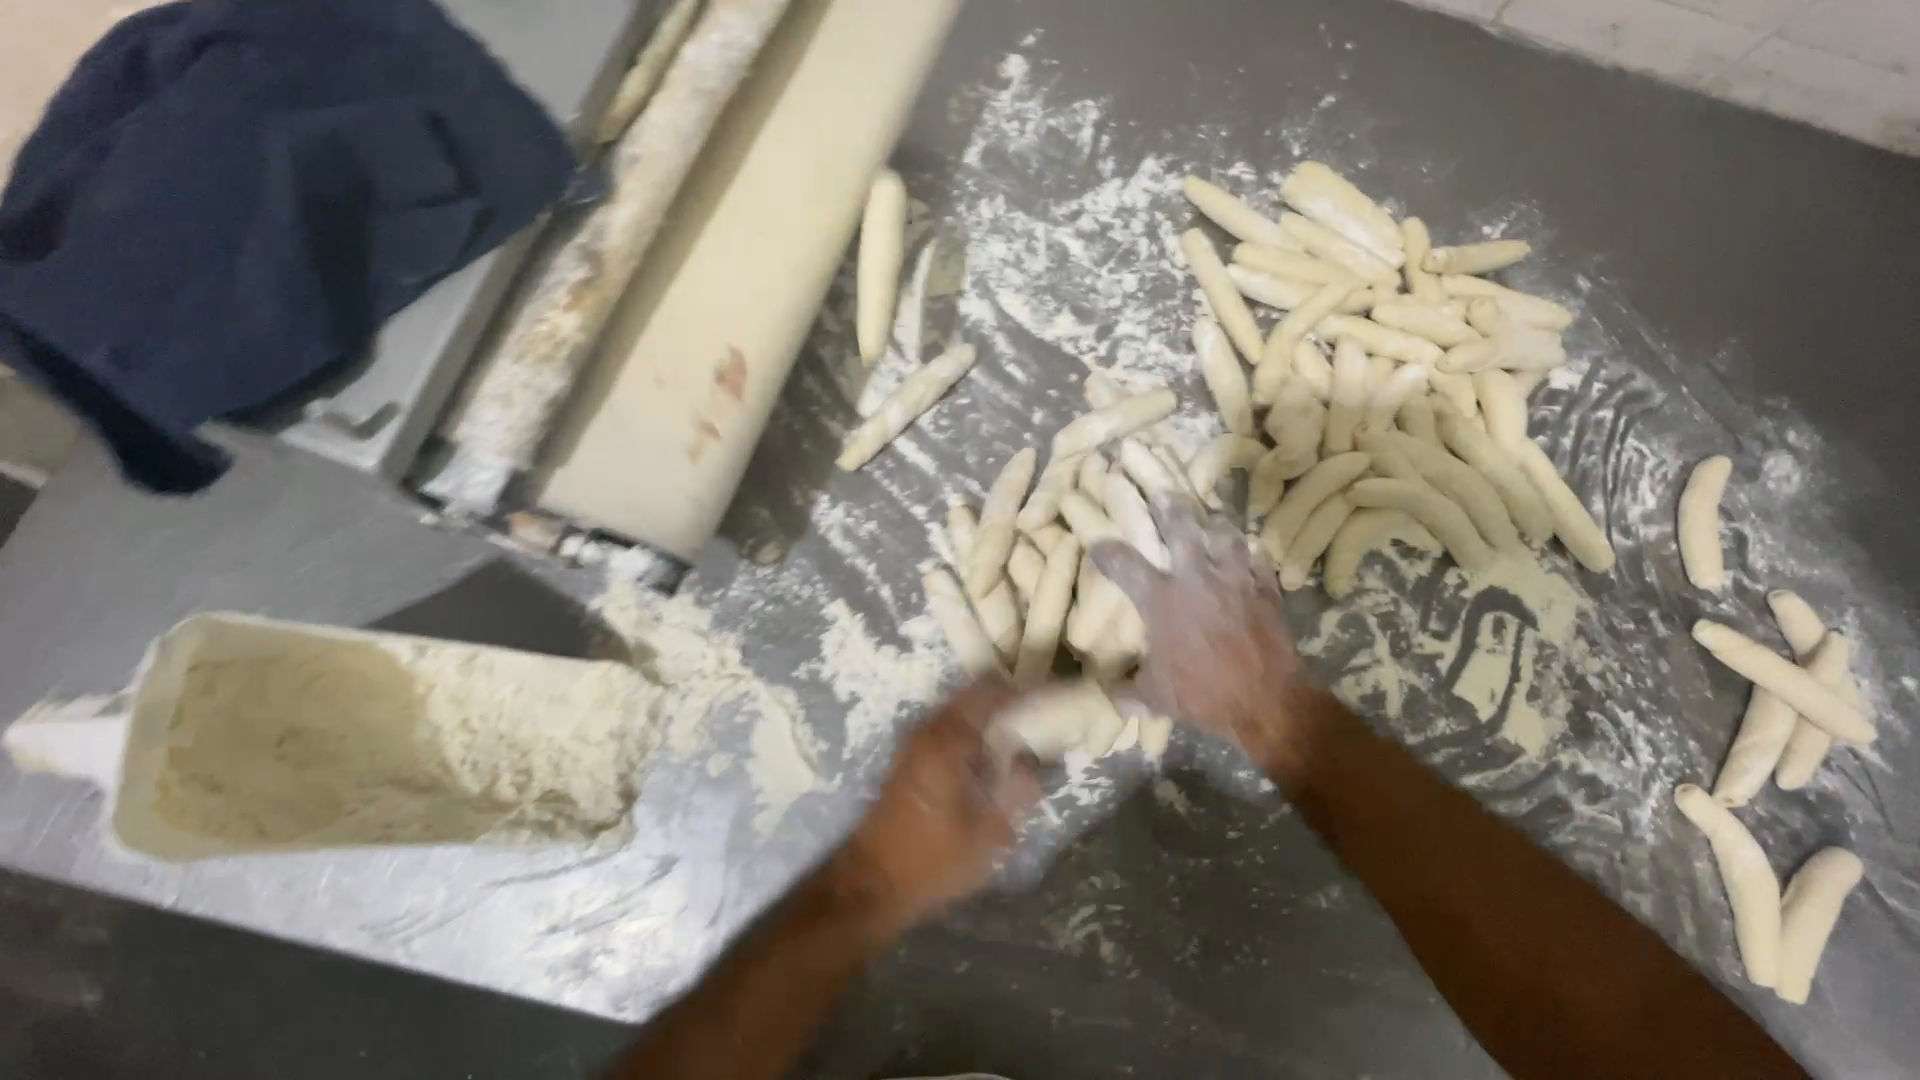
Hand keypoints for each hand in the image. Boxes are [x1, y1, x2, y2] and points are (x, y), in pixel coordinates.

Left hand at [832, 675, 1040, 931]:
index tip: (1053, 701)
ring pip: (961, 712)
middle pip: (975, 694)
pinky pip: (949, 730)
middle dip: (1009, 702)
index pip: (991, 691)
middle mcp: (928, 730)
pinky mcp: (909, 759)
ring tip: (1021, 747)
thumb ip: (1018, 790)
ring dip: (990, 720)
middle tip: (1041, 723)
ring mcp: (914, 743)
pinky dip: (973, 736)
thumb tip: (1035, 759)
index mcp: (948, 740)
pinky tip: (991, 767)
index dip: (1026, 691)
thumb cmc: (931, 861)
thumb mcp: (988, 833)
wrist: (871, 882)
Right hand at [1091, 497, 1316, 768]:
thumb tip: (1107, 695)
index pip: (1123, 563)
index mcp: (1161, 599)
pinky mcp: (1266, 589)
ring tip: (1212, 520)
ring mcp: (1235, 579)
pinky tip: (1247, 558)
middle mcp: (1196, 577)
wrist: (1267, 700)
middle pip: (1180, 526)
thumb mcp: (1156, 697)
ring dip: (1215, 526)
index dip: (1106, 551)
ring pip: (1225, 534)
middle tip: (1162, 493)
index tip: (1098, 544)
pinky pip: (1257, 561)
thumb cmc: (1203, 695)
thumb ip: (1128, 690)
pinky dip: (1249, 557)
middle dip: (1168, 506)